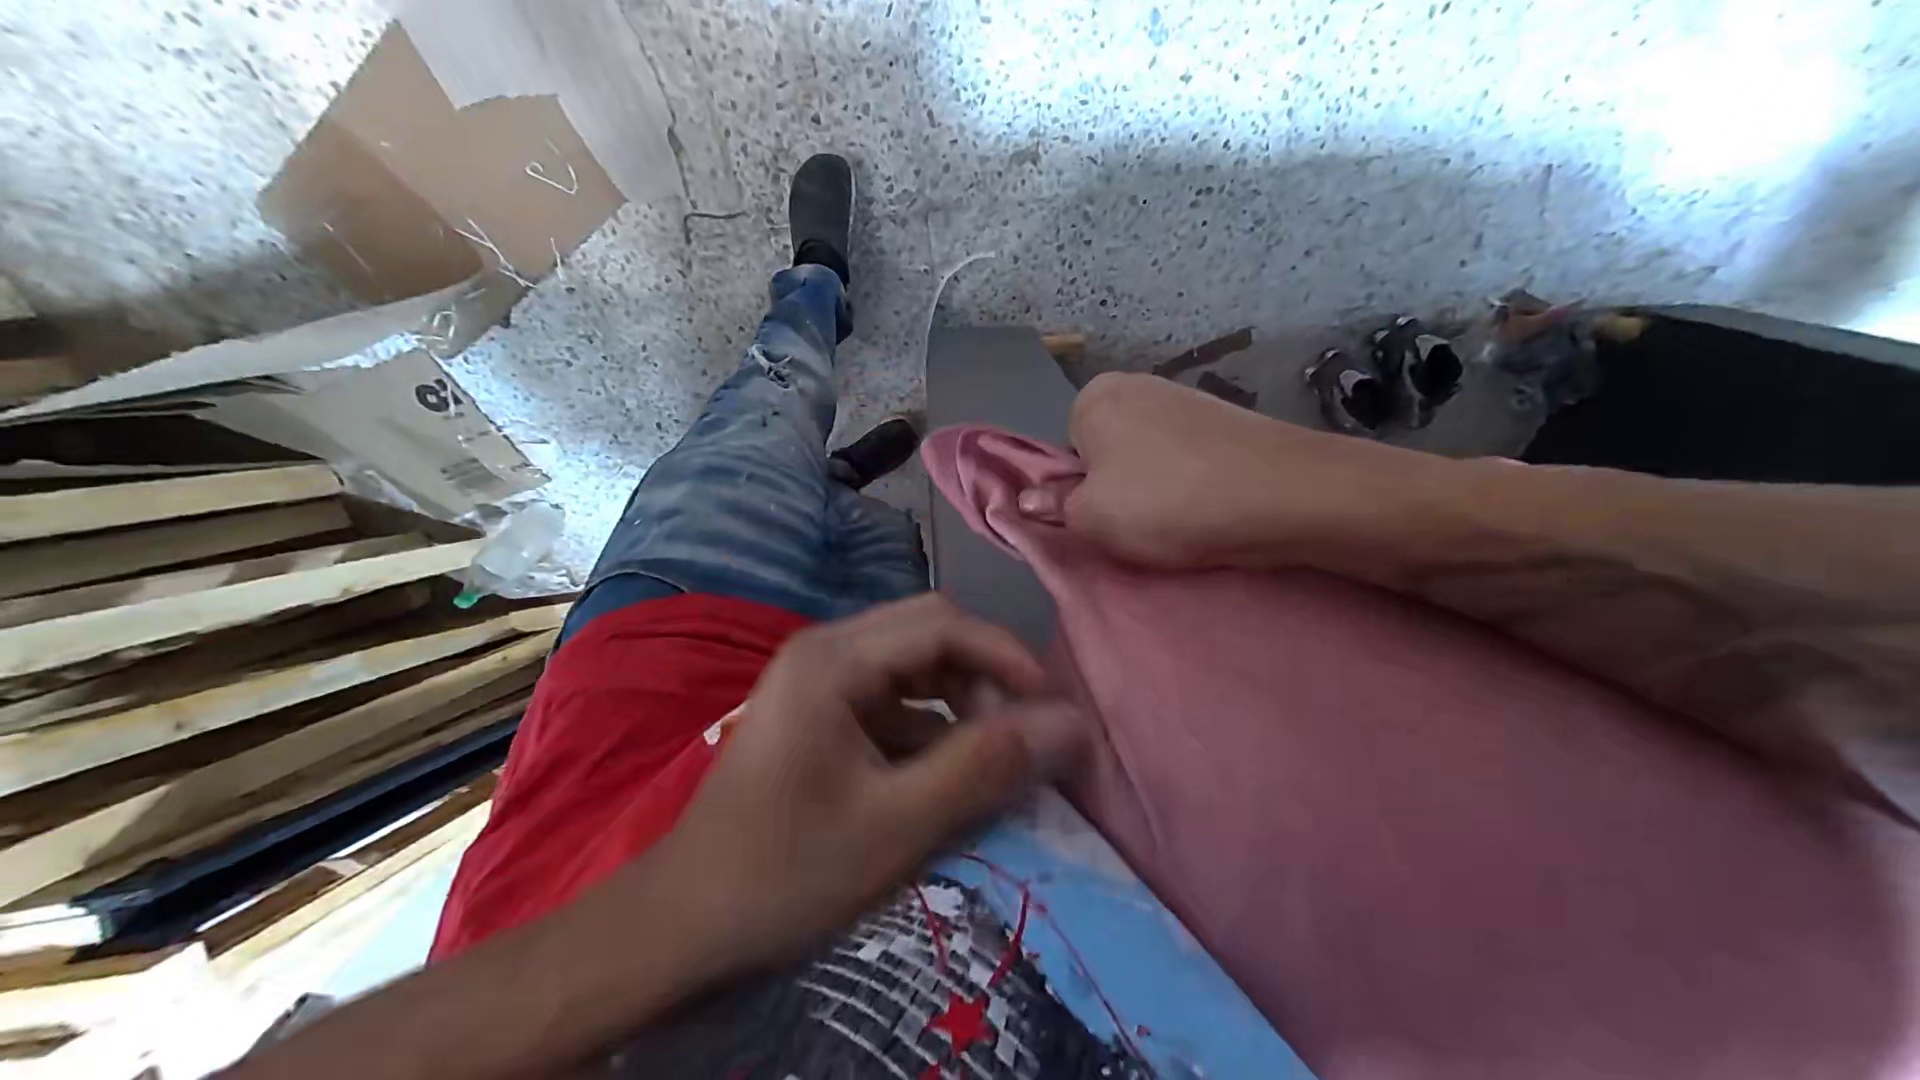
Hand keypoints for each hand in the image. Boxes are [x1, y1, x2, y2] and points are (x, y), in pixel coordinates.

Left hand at [649, 594, 1083, 978]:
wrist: (684, 919)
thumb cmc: (786, 870)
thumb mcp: (897, 824)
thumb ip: (985, 766)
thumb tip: (1070, 726)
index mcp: (833, 658)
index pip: (942, 623)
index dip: (1006, 656)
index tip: (1052, 708)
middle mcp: (825, 648)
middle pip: (929, 632)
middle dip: (985, 676)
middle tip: (1019, 736)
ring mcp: (818, 677)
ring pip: (913, 663)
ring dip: (960, 699)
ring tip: (988, 756)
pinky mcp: (819, 709)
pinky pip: (891, 696)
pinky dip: (930, 724)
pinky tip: (943, 771)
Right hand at [1018, 372, 1473, 576]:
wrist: (1285, 495)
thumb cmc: (1167, 503)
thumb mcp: (1090, 517)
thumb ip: (1051, 507)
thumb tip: (1023, 500)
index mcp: (1093, 397)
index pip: (1064, 454)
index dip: (1079, 494)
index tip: (1105, 520)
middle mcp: (1136, 384)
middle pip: (1105, 454)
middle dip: (1117, 490)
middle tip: (1139, 526)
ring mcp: (1186, 399)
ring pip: (1146, 459)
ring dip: (1153, 491)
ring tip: (1179, 522)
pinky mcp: (1226, 420)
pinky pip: (1185, 459)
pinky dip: (1188, 485)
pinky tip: (1208, 508)